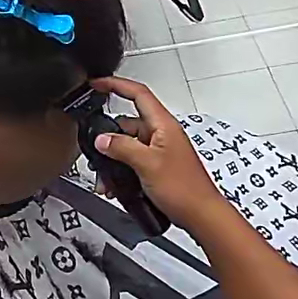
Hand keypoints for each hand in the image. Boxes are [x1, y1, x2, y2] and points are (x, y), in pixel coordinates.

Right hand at [90, 77, 231, 231]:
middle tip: (97, 152)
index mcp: (163, 125)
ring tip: (107, 179)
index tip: (97, 84)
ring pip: (129, 145)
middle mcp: (163, 134)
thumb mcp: (147, 164)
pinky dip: (123, 170)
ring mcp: (161, 151)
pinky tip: (118, 186)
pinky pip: (135, 161)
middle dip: (109, 138)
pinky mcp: (159, 166)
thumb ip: (122, 148)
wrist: (200, 214)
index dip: (116, 85)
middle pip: (128, 124)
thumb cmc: (185, 189)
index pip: (138, 94)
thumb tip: (103, 139)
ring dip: (115, 159)